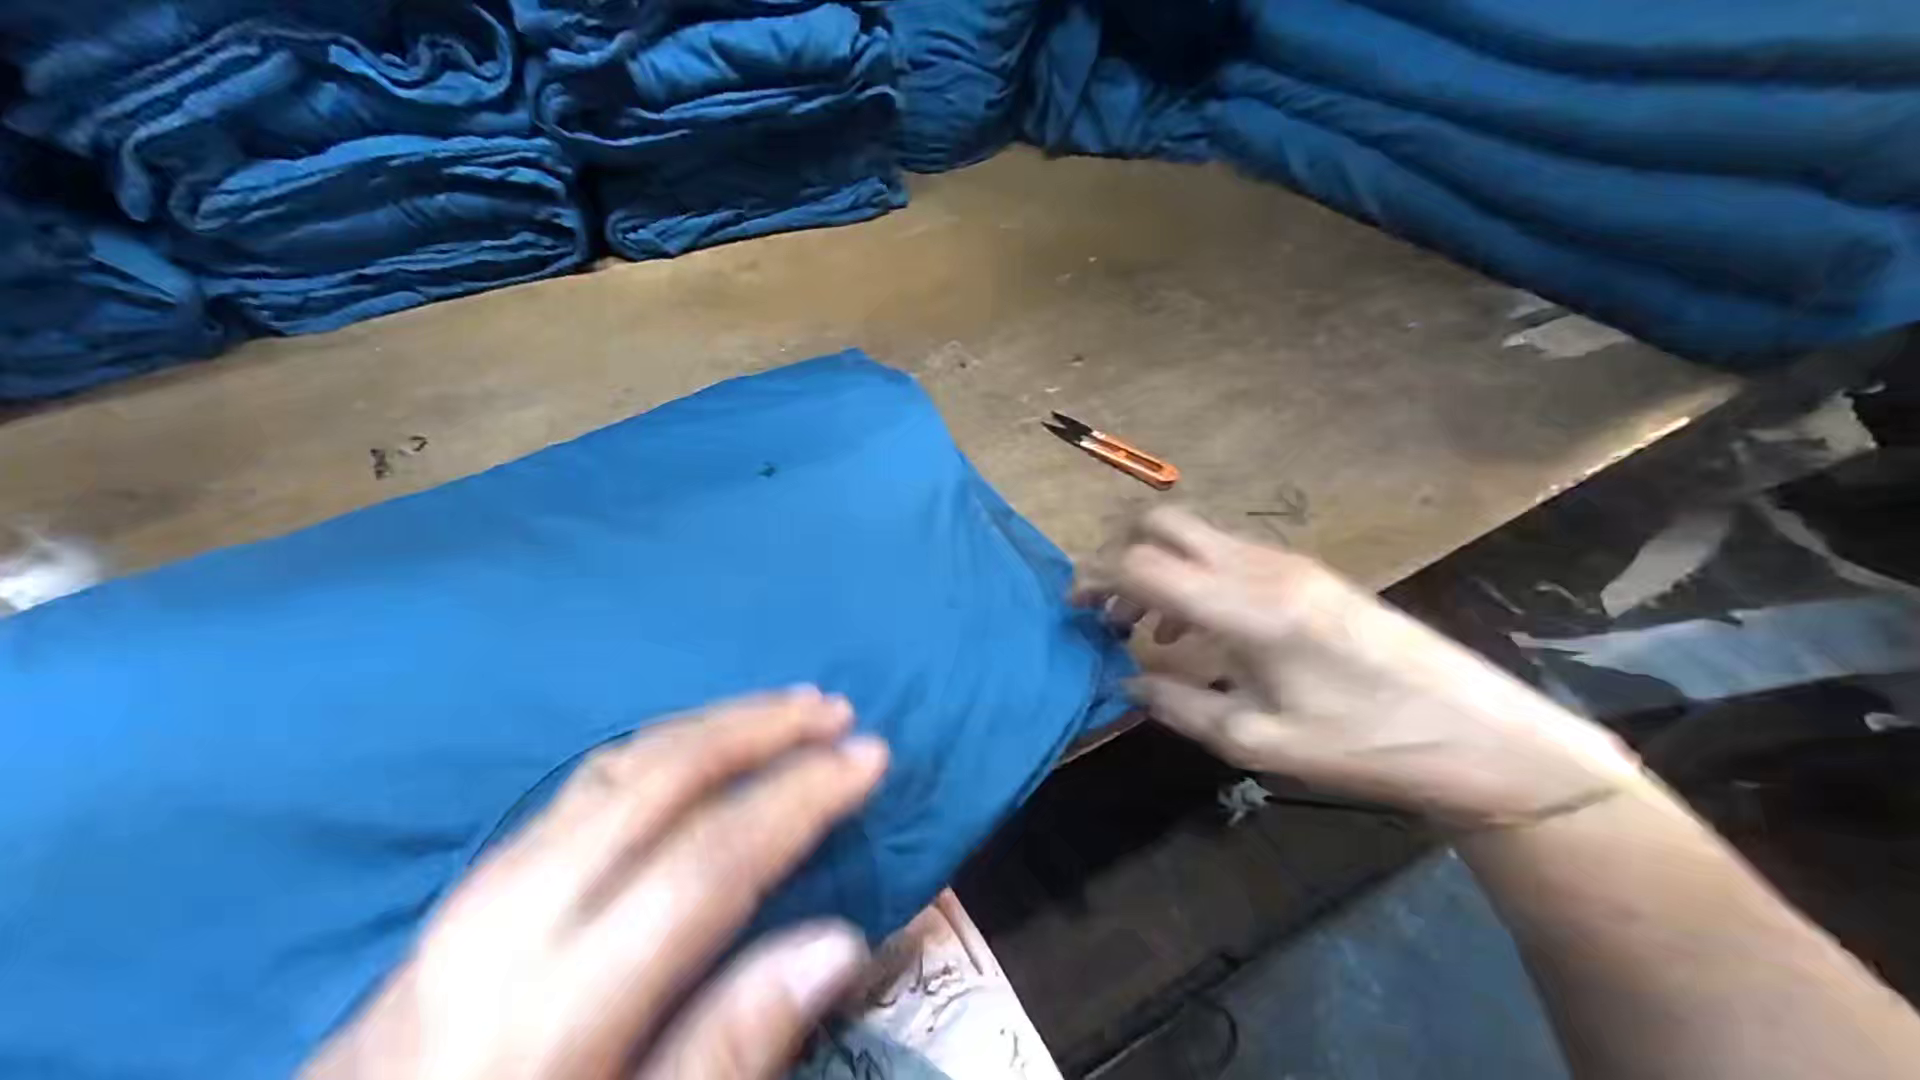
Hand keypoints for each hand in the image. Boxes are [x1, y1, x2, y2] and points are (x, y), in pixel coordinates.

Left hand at [302, 688, 889, 1079]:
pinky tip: (700, 739)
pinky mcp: (474, 880)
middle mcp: (517, 917)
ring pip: (620, 765)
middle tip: (834, 710)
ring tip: (785, 708)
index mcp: (556, 1005)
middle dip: (760, 731)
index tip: (868, 756)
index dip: (799, 797)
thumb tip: (838, 942)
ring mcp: (487, 887)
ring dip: (715, 723)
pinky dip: (663, 743)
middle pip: (660, 784)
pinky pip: (587, 780)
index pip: (711, 861)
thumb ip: (730, 1050)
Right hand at [1078, 508, 1639, 828]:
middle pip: (1163, 524)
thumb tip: (1125, 680)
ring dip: (1155, 568)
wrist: (1481, 735)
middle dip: (1119, 555)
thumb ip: (1178, 705)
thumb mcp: (1259, 739)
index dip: (1096, 578)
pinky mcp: (1306, 572)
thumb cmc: (1365, 744)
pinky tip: (1198, 633)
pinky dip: (1191, 578)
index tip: (1074, 607)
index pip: (1143, 564)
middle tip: (1105, 608)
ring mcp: (1286, 564)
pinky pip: (1226, 555)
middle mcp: (1260, 568)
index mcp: (1246, 609)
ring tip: (1144, 628)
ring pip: (1194, 536)